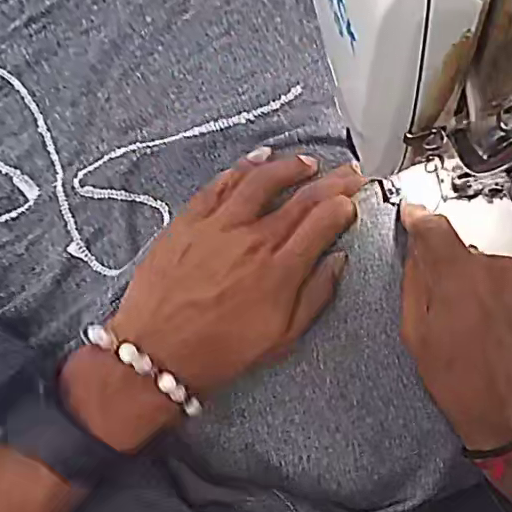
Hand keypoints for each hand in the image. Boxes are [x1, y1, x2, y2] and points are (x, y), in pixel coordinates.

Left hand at [108, 151, 362, 395]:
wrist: (159, 352)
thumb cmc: (219, 351)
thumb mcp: (281, 338)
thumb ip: (315, 296)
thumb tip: (337, 263)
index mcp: (280, 270)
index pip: (323, 221)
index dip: (344, 205)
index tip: (353, 200)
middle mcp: (254, 240)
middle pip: (302, 197)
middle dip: (332, 181)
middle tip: (347, 173)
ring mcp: (219, 226)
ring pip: (263, 180)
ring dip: (290, 167)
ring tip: (308, 163)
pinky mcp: (190, 220)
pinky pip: (222, 183)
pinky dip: (244, 167)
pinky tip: (258, 159)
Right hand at [399, 203, 511, 451]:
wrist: (511, 414)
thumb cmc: (465, 383)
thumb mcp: (416, 334)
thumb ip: (415, 282)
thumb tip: (416, 253)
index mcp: (457, 276)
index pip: (433, 225)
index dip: (418, 218)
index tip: (413, 214)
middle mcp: (497, 270)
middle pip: (466, 251)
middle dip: (456, 273)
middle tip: (452, 312)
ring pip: (495, 268)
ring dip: (486, 287)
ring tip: (482, 328)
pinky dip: (511, 299)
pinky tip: (503, 328)